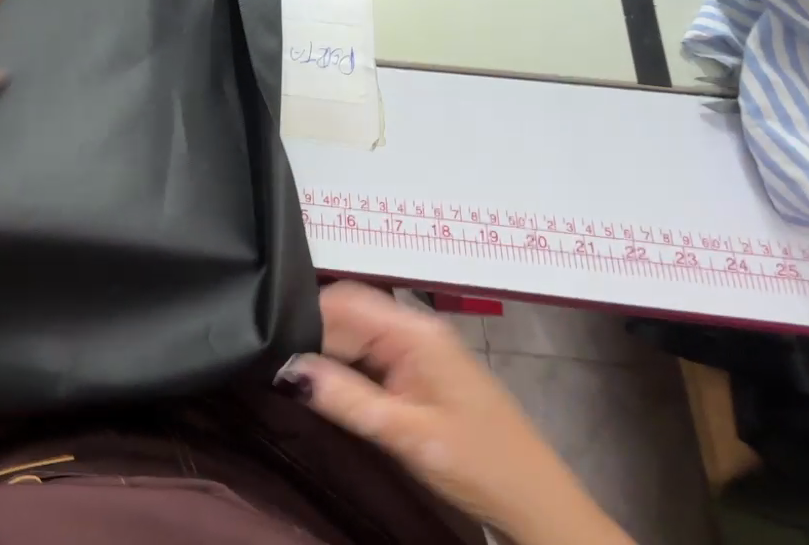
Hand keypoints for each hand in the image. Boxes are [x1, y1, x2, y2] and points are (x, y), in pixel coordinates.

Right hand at [280, 283, 632, 544]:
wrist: (541, 509)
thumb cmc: (479, 464)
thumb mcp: (404, 433)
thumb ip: (342, 397)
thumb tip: (285, 367)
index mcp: (414, 331)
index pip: (343, 300)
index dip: (302, 313)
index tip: (267, 335)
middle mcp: (415, 330)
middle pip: (347, 316)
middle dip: (310, 335)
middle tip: (271, 359)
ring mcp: (419, 352)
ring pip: (355, 337)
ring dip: (325, 353)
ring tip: (287, 371)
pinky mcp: (419, 374)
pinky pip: (369, 357)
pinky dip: (344, 368)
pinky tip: (324, 387)